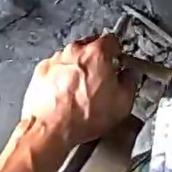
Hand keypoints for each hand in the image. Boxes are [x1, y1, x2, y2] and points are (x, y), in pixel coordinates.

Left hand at [20, 33, 135, 146]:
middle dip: (97, 59)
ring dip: (78, 68)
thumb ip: (130, 81)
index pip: (112, 39)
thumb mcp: (122, 103)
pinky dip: (61, 77)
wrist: (49, 131)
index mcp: (97, 53)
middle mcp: (75, 51)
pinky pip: (56, 69)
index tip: (117, 61)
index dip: (117, 51)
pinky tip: (65, 95)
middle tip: (100, 78)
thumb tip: (129, 76)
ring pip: (73, 57)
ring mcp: (56, 60)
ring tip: (80, 91)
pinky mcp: (41, 71)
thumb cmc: (81, 117)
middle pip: (91, 46)